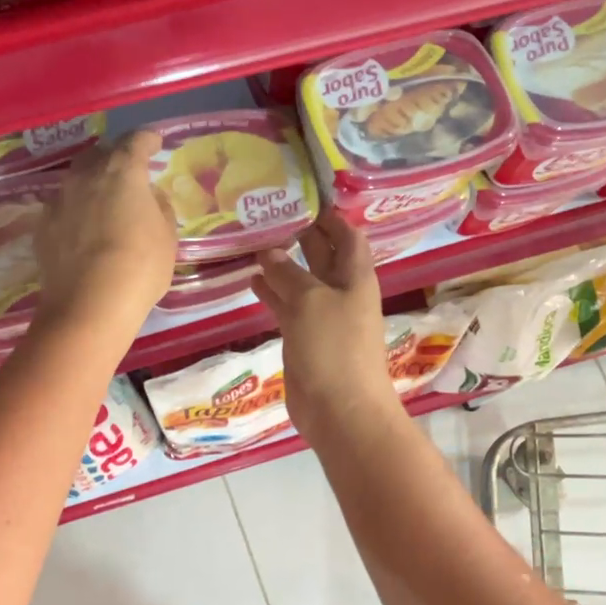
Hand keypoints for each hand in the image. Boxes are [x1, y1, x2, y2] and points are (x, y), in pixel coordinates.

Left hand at [35, 131, 176, 332]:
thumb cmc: (140, 267)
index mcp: (122, 171)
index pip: (136, 141)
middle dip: (116, 157)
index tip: (155, 143)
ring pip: (76, 178)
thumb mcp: (167, 237)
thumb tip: (150, 197)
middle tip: (128, 172)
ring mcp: (59, 199)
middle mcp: (86, 175)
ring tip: (102, 199)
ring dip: (92, 183)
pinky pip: (62, 207)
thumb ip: (160, 208)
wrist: (89, 305)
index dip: (148, 139)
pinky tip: (82, 228)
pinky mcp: (42, 226)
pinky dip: (74, 210)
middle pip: (100, 154)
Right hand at [253, 211, 396, 434]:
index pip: (346, 234)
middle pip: (322, 254)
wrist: (341, 410)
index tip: (299, 194)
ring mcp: (322, 316)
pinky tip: (251, 279)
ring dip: (281, 263)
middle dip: (300, 233)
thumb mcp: (310, 301)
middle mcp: (341, 291)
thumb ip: (288, 274)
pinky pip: (287, 306)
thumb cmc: (334, 348)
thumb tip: (269, 252)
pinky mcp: (304, 337)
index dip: (328, 214)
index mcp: (354, 276)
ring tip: (252, 240)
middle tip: (267, 211)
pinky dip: (272, 292)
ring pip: (301, 280)